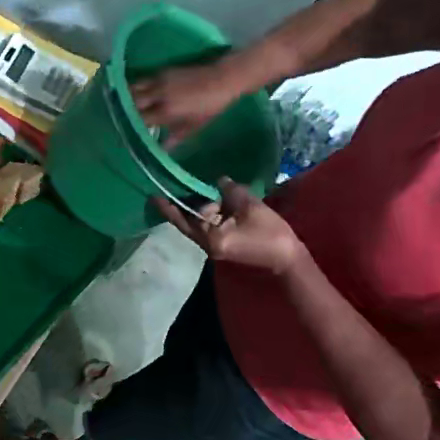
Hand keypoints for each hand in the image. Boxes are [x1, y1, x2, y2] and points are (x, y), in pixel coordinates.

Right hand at [131, 62, 248, 142]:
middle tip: (120, 118)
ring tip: (122, 104)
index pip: (139, 120)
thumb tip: (161, 150)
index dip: (130, 126)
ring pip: (134, 88)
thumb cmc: (211, 106)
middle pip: (131, 102)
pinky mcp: (164, 71)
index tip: (125, 132)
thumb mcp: (195, 125)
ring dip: (127, 96)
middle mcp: (159, 95)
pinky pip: (143, 79)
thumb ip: (175, 137)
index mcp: (166, 111)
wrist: (224, 78)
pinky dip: (136, 87)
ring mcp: (160, 80)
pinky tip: (136, 93)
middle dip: (124, 110)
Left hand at [154, 178, 305, 275]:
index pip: (182, 219)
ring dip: (200, 206)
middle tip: (176, 181)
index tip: (153, 195)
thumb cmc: (269, 234)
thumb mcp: (250, 207)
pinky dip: (209, 212)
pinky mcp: (222, 244)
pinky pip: (209, 225)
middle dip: (186, 202)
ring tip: (196, 185)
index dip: (168, 207)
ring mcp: (213, 246)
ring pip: (199, 222)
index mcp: (210, 237)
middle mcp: (206, 244)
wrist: (286, 259)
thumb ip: (231, 191)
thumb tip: (219, 180)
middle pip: (188, 220)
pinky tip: (214, 198)